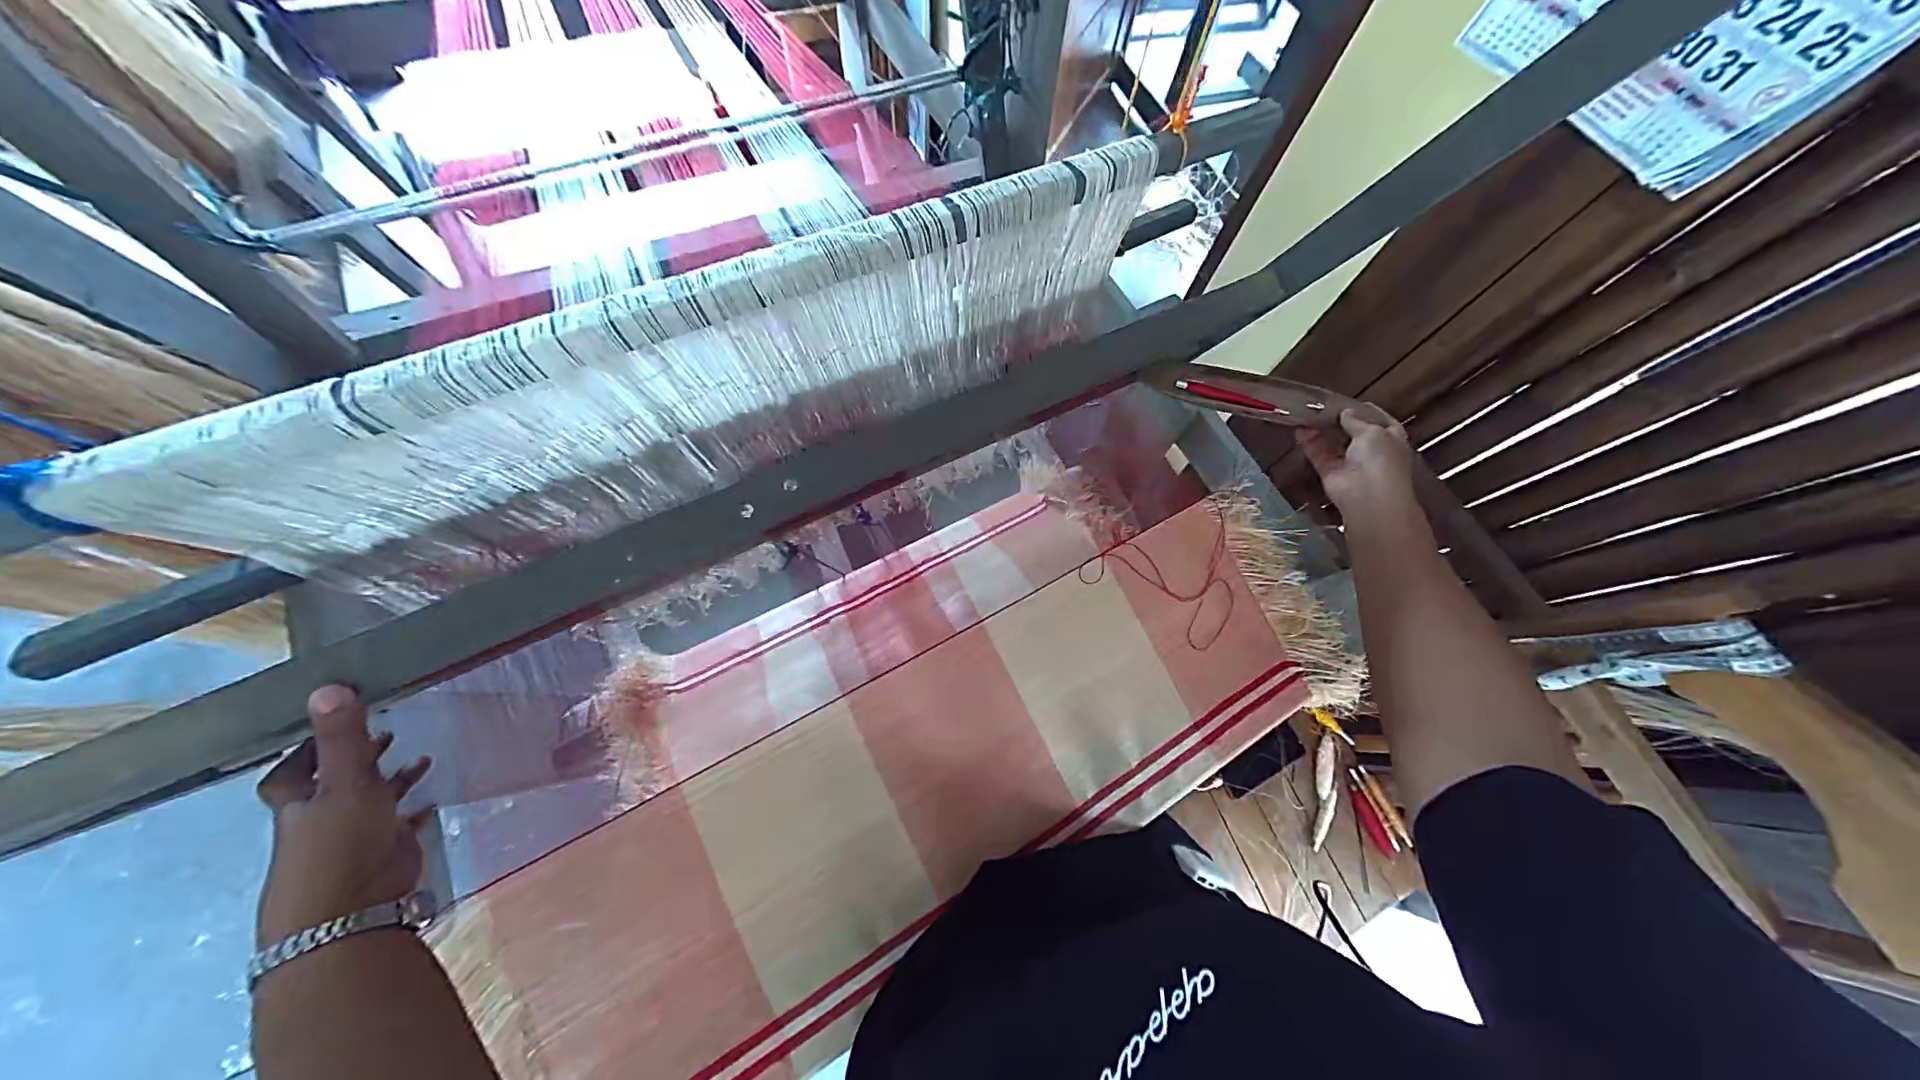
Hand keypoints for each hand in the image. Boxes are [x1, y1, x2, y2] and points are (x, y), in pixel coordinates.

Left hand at [256, 685, 431, 946]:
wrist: (350, 913)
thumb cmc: (339, 845)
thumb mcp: (345, 784)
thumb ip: (343, 738)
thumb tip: (326, 686)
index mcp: (300, 803)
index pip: (291, 771)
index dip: (307, 749)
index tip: (335, 725)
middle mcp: (321, 819)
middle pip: (334, 784)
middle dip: (358, 759)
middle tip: (387, 732)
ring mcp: (354, 838)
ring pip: (370, 802)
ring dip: (391, 781)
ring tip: (422, 758)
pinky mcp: (385, 852)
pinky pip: (400, 824)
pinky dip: (414, 810)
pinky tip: (432, 799)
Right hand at [1296, 408, 1415, 521]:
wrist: (1368, 498)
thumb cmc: (1380, 460)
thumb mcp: (1372, 432)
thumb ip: (1356, 421)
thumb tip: (1346, 413)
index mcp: (1389, 438)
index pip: (1378, 420)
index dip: (1364, 411)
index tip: (1348, 402)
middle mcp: (1370, 450)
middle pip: (1352, 431)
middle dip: (1337, 420)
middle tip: (1320, 406)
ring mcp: (1349, 462)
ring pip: (1333, 442)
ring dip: (1320, 430)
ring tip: (1306, 415)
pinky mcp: (1330, 472)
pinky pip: (1319, 454)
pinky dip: (1309, 443)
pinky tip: (1299, 430)